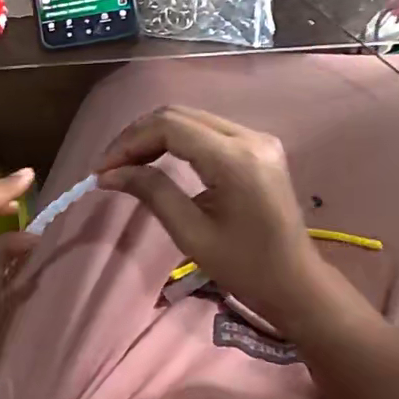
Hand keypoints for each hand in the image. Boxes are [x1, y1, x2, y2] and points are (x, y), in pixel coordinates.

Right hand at [96, 106, 349, 330]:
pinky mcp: (259, 147)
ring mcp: (258, 138)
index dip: (129, 142)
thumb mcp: (192, 234)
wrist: (296, 283)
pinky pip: (208, 130)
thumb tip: (109, 174)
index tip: (102, 170)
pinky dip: (176, 140)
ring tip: (127, 164)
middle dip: (138, 136)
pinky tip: (156, 159)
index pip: (170, 126)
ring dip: (155, 136)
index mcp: (236, 159)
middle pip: (179, 115)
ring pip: (192, 118)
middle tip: (110, 167)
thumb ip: (152, 192)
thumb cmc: (245, 268)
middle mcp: (250, 137)